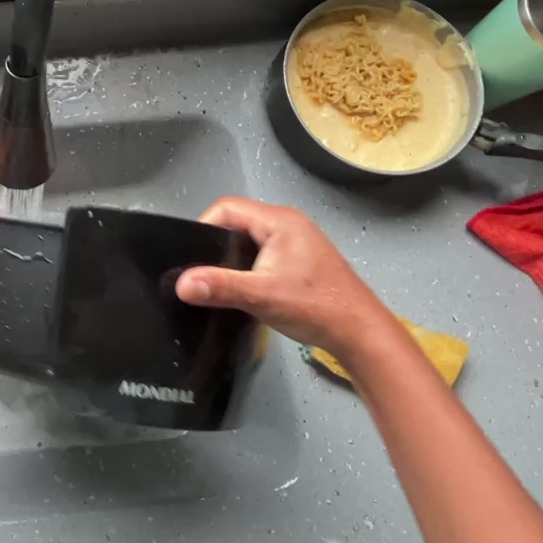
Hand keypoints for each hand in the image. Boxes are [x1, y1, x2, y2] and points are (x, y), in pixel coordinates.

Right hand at [174, 197, 398, 356]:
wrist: (361, 334)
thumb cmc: (317, 308)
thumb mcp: (261, 296)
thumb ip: (219, 287)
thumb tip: (181, 284)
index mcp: (279, 221)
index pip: (227, 208)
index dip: (203, 227)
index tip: (190, 255)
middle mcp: (287, 224)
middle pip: (236, 222)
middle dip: (215, 245)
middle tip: (199, 271)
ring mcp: (295, 242)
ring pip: (248, 239)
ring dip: (231, 259)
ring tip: (217, 281)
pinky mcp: (298, 260)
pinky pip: (260, 254)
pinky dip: (246, 267)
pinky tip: (240, 288)